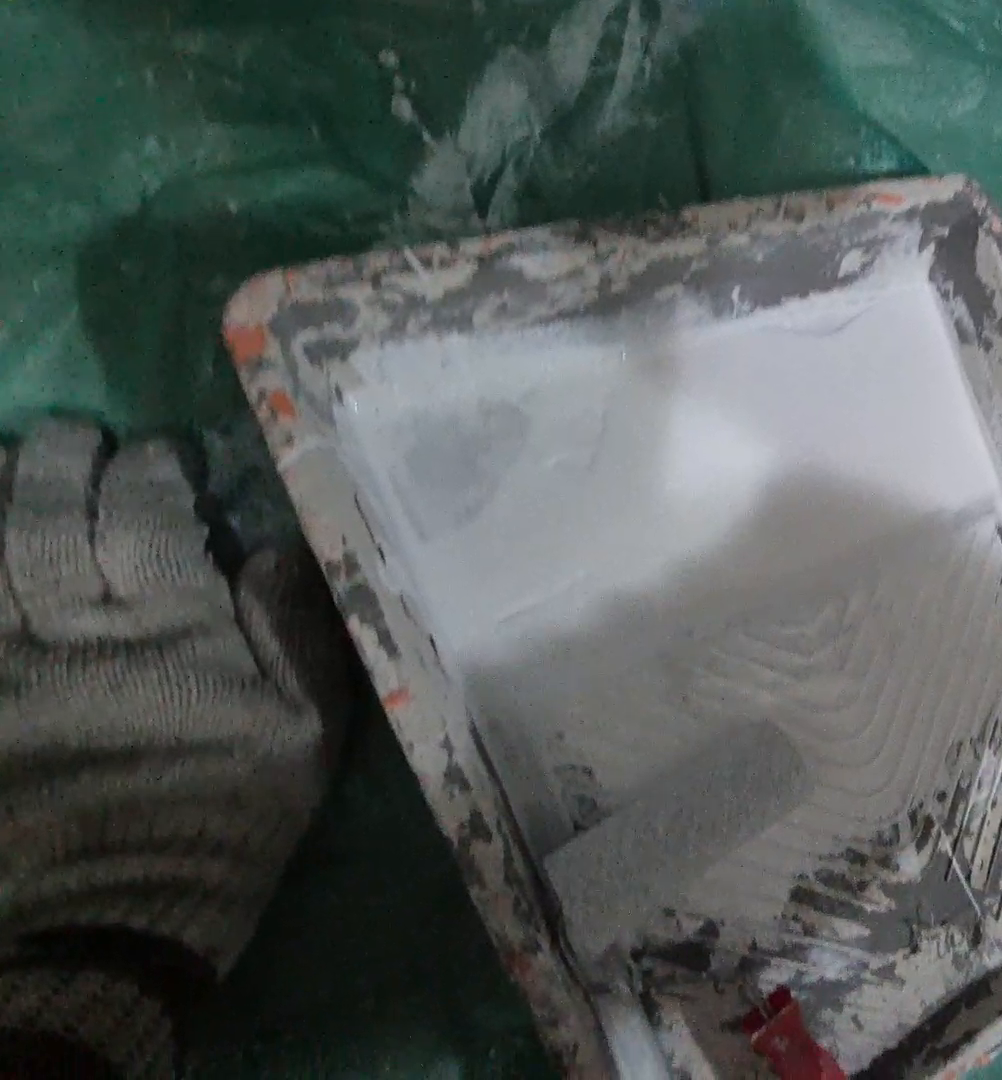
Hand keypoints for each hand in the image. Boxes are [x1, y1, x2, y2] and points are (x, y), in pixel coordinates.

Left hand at [0, 421, 348, 974]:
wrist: (126, 899)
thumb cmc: (239, 798)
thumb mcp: (310, 721)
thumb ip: (294, 631)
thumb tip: (282, 549)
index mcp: (171, 635)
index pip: (152, 523)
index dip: (154, 474)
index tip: (166, 450)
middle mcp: (72, 635)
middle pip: (45, 522)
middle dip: (58, 464)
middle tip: (76, 434)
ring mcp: (0, 667)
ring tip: (7, 461)